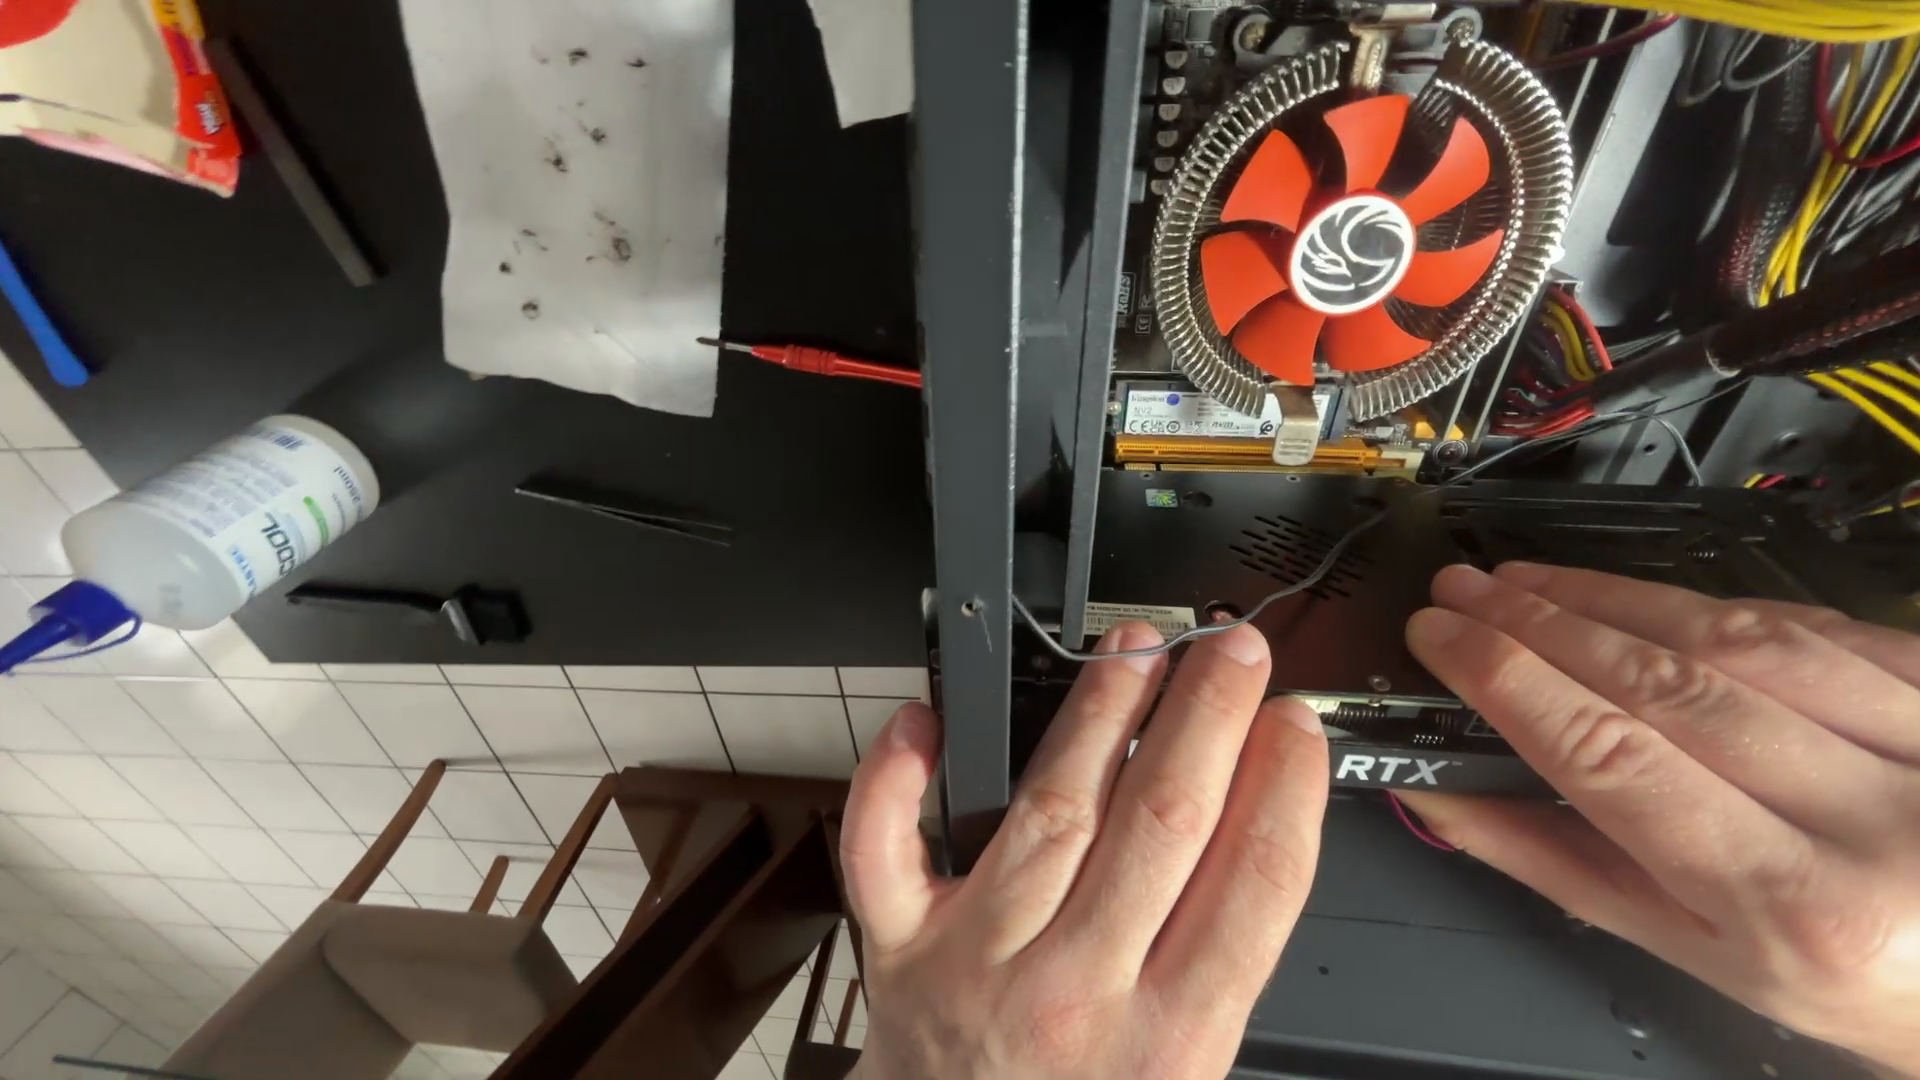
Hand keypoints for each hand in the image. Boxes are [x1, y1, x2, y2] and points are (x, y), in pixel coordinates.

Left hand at [839, 622, 1329, 1079]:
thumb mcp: (1184, 1072)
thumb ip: (1217, 963)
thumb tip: (1259, 825)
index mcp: (1167, 1039)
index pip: (1249, 885)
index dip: (1283, 786)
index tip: (1290, 722)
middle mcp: (1073, 990)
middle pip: (1159, 821)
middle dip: (1206, 717)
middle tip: (1229, 652)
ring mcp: (977, 956)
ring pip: (1051, 806)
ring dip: (1100, 712)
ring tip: (1138, 650)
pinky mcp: (901, 940)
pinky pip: (885, 846)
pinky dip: (896, 777)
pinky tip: (928, 719)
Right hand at [1398, 562, 1919, 1077]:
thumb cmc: (1850, 983)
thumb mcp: (1684, 945)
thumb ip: (1547, 860)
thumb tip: (1433, 793)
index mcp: (1796, 904)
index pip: (1607, 754)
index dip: (1504, 677)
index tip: (1437, 632)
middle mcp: (1881, 824)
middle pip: (1663, 682)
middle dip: (1536, 620)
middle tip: (1462, 589)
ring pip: (1733, 636)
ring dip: (1603, 595)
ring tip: (1521, 579)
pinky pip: (1805, 624)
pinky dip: (1696, 603)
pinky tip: (1630, 598)